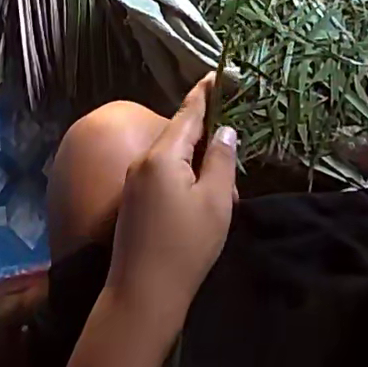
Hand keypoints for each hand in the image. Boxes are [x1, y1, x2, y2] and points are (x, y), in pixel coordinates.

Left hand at [103, 76, 238, 337]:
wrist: (143, 292)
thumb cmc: (186, 245)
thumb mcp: (215, 200)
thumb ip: (220, 160)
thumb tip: (224, 130)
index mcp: (162, 155)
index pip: (187, 113)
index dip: (204, 94)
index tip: (216, 74)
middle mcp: (142, 161)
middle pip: (178, 136)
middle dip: (207, 139)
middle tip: (235, 147)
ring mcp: (133, 182)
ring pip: (172, 159)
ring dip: (198, 165)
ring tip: (224, 189)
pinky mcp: (132, 201)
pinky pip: (162, 176)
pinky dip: (184, 180)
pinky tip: (200, 200)